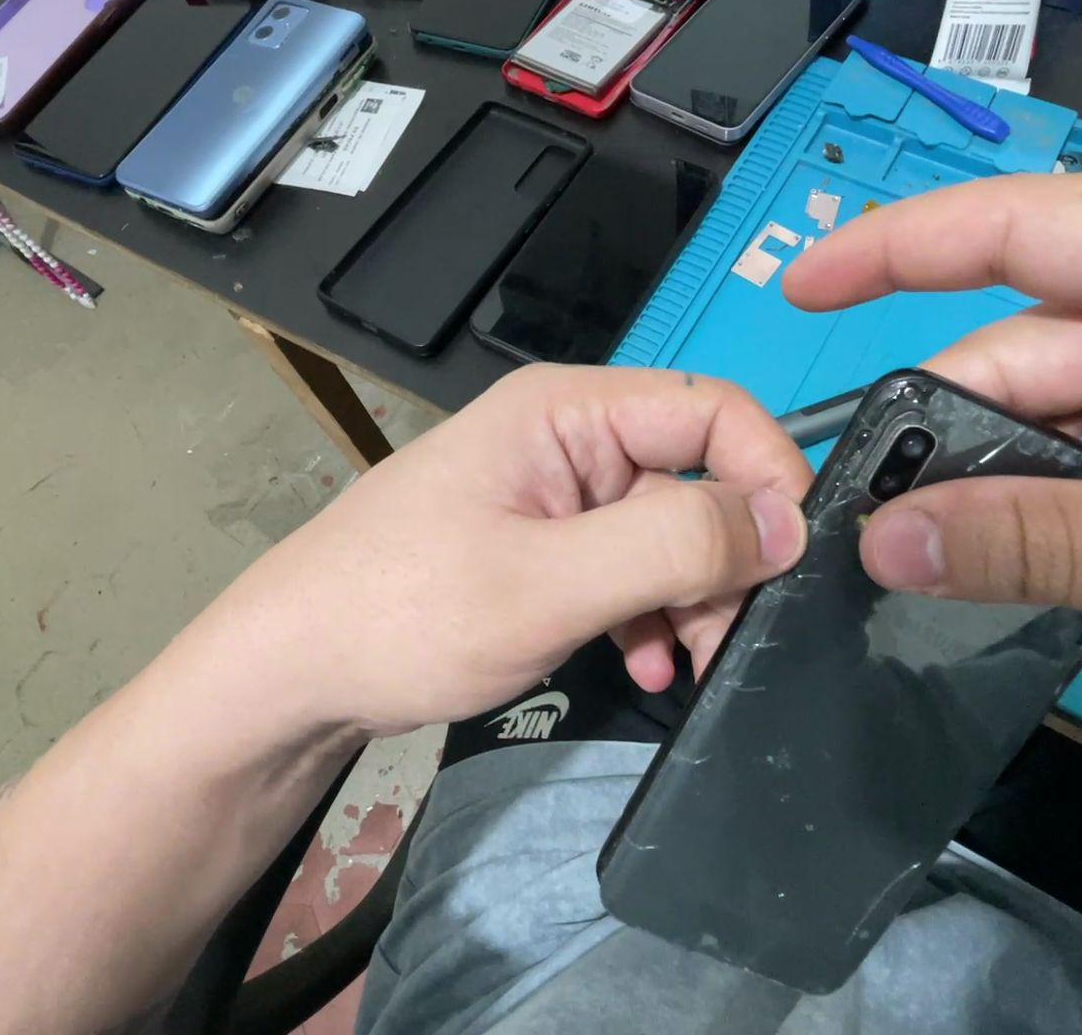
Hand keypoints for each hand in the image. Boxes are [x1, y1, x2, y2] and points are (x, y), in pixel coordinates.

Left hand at [176, 365, 810, 737]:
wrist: (293, 675)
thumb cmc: (405, 614)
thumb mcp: (547, 583)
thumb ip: (671, 545)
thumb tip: (787, 522)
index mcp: (568, 411)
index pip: (712, 407)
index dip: (765, 473)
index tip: (788, 559)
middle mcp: (570, 440)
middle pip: (694, 479)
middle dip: (720, 560)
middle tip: (720, 638)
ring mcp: (557, 498)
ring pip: (668, 534)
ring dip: (687, 598)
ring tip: (675, 662)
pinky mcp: (545, 548)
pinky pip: (627, 569)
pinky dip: (647, 614)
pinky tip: (642, 661)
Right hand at [782, 175, 1081, 766]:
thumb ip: (1050, 546)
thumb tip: (883, 546)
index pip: (1034, 228)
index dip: (902, 250)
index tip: (803, 286)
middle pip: (1028, 349)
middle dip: (947, 429)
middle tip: (869, 516)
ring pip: (1047, 421)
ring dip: (988, 485)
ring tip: (932, 553)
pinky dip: (1034, 514)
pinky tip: (1004, 560)